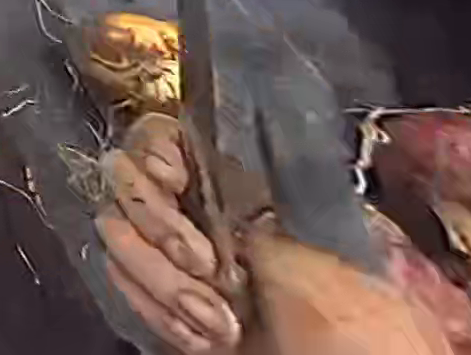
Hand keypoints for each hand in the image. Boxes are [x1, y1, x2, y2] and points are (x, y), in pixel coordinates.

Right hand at [98, 114, 455, 354]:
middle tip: (206, 267)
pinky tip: (196, 336)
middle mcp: (197, 210)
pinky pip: (116, 274)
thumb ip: (247, 197)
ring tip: (217, 325)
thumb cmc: (357, 335)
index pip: (164, 135)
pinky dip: (150, 306)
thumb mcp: (317, 257)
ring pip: (113, 227)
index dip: (151, 147)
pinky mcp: (154, 293)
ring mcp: (170, 252)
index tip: (169, 179)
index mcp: (240, 189)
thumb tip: (192, 155)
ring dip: (155, 275)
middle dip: (153, 222)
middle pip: (124, 176)